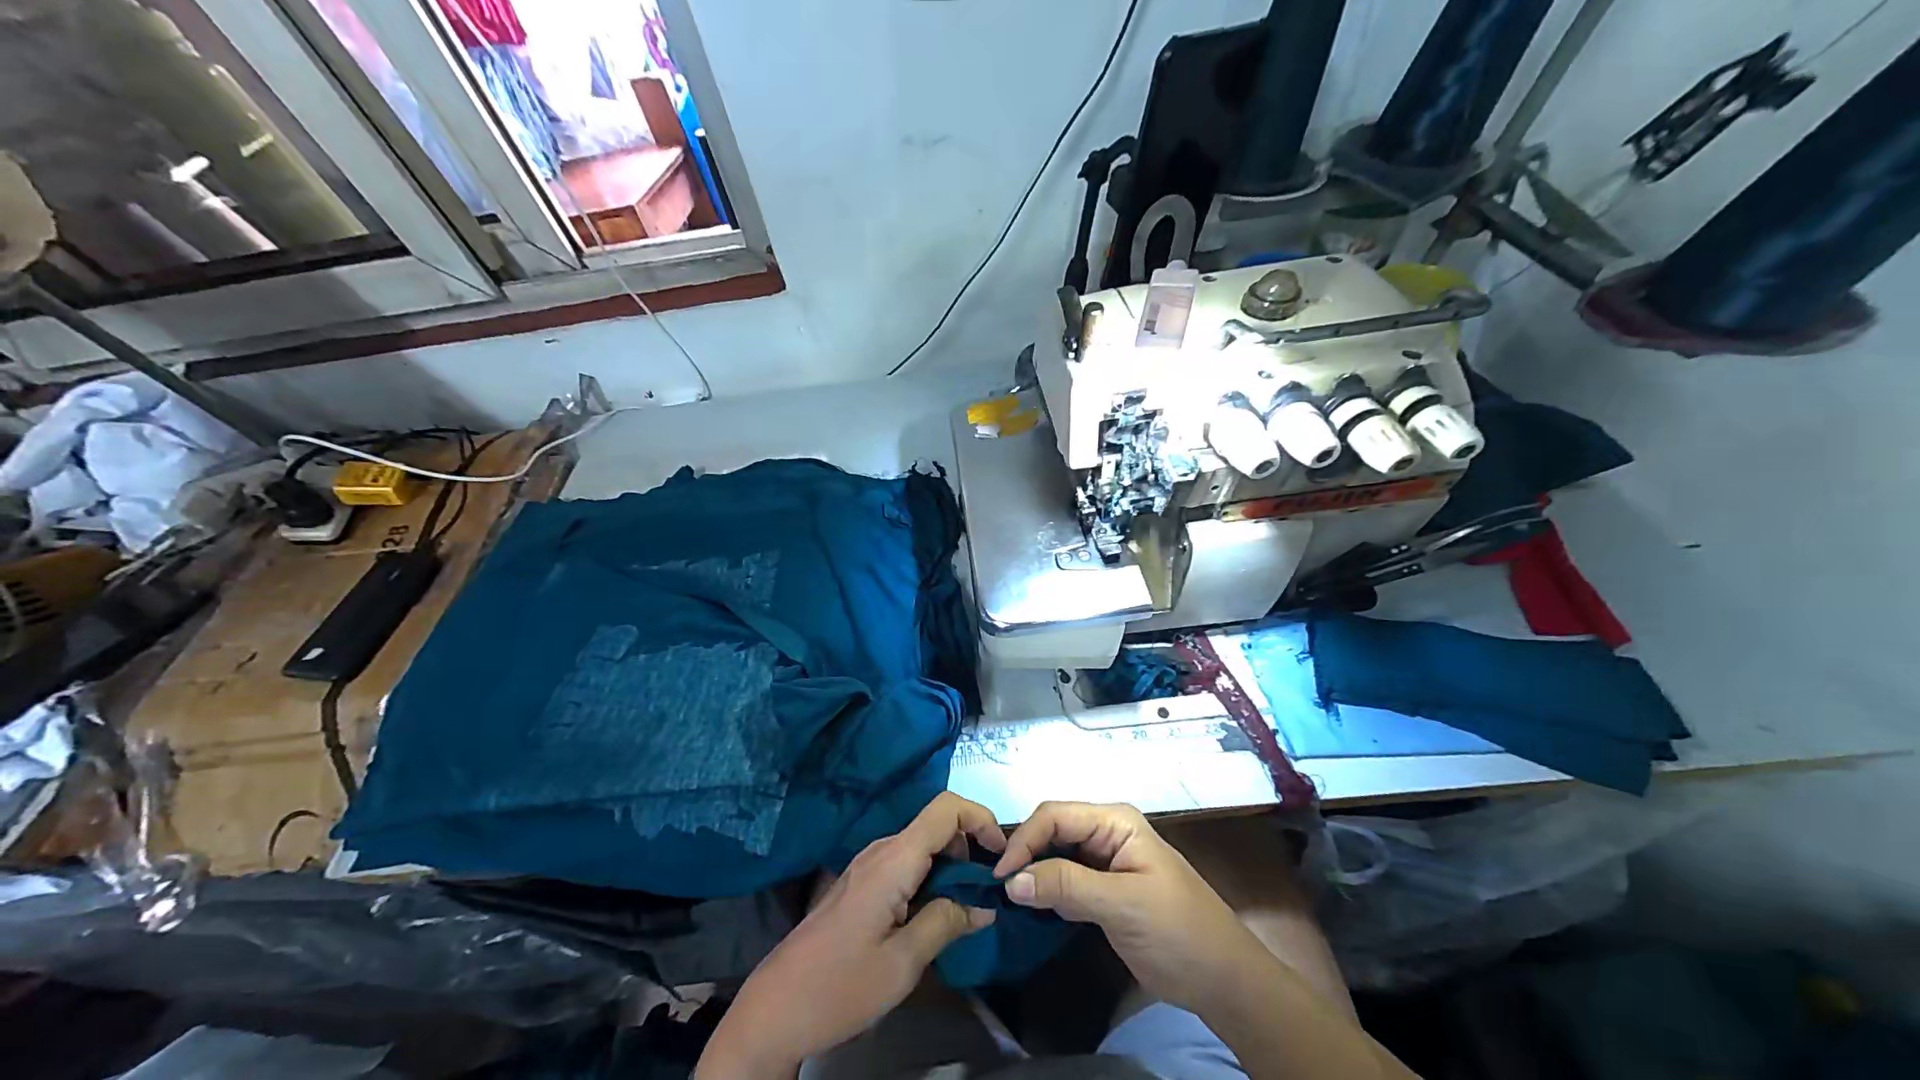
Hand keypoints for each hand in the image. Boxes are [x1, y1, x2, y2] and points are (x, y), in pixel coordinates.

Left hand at [696, 793, 1005, 1078]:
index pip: (945, 808)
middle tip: (993, 890)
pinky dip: (932, 878)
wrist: (774, 1009)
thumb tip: (984, 904)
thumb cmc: (840, 986)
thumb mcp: (903, 963)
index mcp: (893, 860)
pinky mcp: (860, 884)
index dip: (980, 819)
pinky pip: (906, 865)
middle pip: (937, 825)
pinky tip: (939, 912)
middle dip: (971, 847)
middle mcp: (880, 852)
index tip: (1001, 856)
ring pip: (922, 847)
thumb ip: (946, 923)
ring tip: (973, 905)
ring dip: (952, 866)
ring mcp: (867, 866)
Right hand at [993, 801, 1266, 1015]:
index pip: (1055, 816)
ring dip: (1032, 873)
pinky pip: (1063, 880)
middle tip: (998, 888)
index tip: (1000, 877)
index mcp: (1115, 821)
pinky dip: (1044, 891)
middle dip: (1025, 853)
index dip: (1025, 840)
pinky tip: (1030, 907)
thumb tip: (1011, 881)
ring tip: (1007, 898)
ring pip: (1054, 855)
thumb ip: (1068, 886)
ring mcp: (1103, 861)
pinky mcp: (1101, 889)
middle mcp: (1106, 832)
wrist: (1221, 979)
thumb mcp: (1123, 905)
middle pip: (1051, 831)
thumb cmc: (1178, 931)